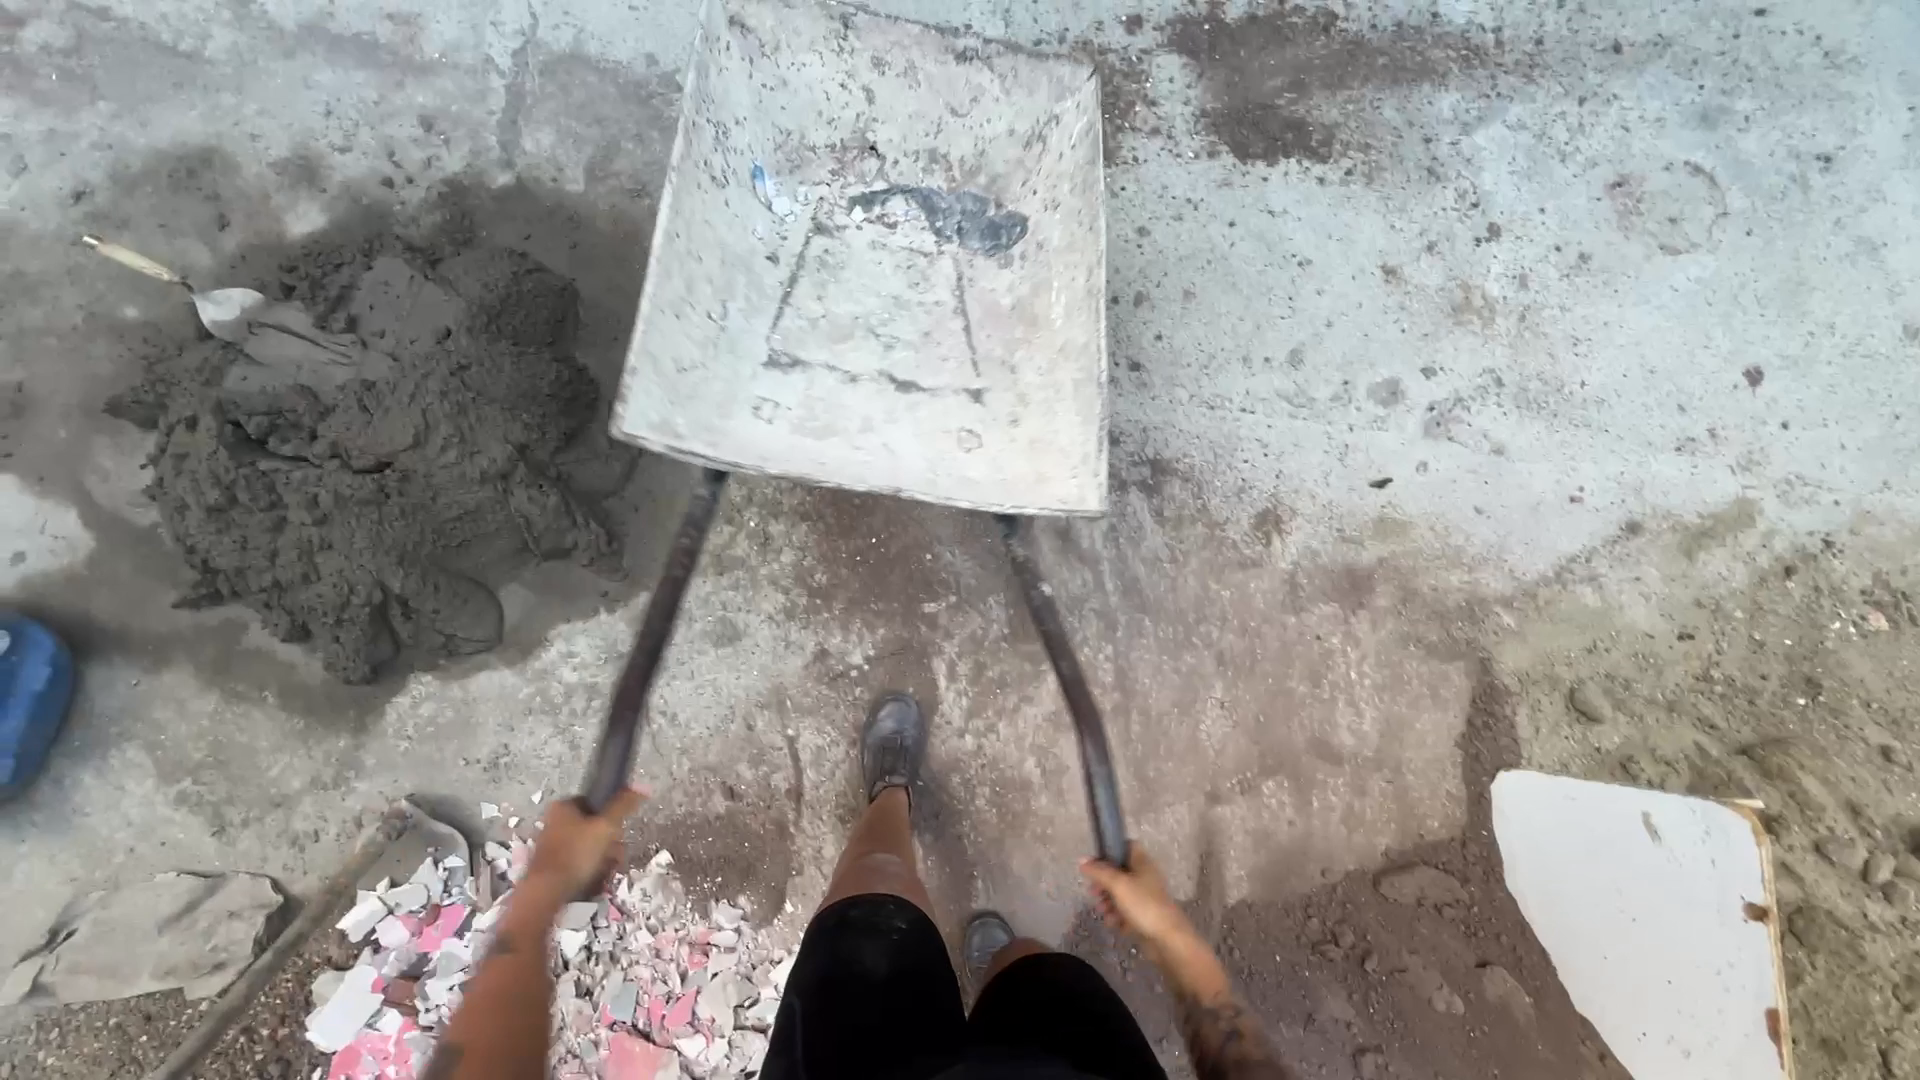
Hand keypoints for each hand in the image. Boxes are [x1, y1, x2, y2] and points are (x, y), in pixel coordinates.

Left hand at [525, 788, 645, 896]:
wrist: (546, 893)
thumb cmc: (576, 853)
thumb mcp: (606, 825)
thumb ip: (624, 805)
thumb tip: (642, 786)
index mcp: (563, 806)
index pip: (596, 801)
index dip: (611, 814)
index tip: (618, 828)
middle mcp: (555, 822)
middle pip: (595, 825)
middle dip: (610, 839)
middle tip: (616, 850)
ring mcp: (553, 844)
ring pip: (590, 844)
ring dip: (605, 855)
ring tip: (610, 866)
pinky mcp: (553, 865)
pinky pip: (580, 859)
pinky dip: (592, 866)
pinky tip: (599, 875)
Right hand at [1079, 843, 1199, 957]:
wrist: (1167, 940)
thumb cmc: (1143, 905)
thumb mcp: (1117, 884)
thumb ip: (1099, 871)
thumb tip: (1082, 860)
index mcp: (1142, 862)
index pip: (1125, 846)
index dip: (1110, 850)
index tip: (1095, 862)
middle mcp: (1144, 877)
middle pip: (1118, 872)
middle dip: (1103, 883)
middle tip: (1094, 892)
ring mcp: (1145, 897)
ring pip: (1119, 893)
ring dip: (1108, 901)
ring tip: (1103, 910)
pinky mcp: (1143, 916)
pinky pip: (1125, 911)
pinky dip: (1117, 916)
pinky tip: (1114, 923)